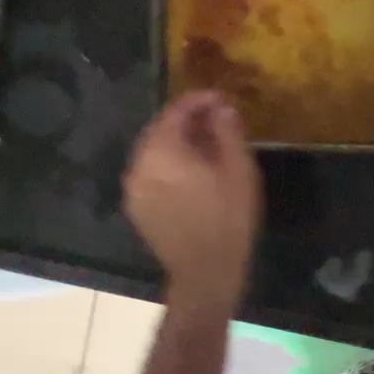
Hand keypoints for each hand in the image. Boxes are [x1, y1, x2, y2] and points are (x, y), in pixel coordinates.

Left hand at [124, 92, 261, 311]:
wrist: (205, 273)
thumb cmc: (228, 219)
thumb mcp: (239, 170)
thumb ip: (227, 132)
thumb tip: (220, 108)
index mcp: (162, 151)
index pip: (176, 112)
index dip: (200, 101)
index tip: (222, 100)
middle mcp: (139, 165)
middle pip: (161, 131)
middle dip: (188, 122)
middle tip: (217, 122)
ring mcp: (134, 189)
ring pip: (155, 154)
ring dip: (179, 145)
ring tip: (208, 149)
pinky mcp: (137, 208)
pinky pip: (153, 175)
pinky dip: (170, 167)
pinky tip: (193, 176)